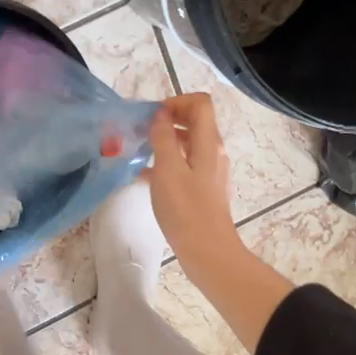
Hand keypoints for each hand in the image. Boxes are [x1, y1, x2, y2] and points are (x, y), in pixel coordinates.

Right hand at [146, 93, 244, 268]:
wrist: (208, 252)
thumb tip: (160, 115)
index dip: (176, 102)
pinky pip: (187, 165)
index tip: (152, 117)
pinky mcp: (206, 190)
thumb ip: (163, 138)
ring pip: (189, 144)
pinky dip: (170, 163)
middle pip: (195, 121)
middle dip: (168, 120)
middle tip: (142, 132)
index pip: (200, 103)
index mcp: (208, 143)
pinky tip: (148, 178)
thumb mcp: (168, 170)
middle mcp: (214, 152)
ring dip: (166, 142)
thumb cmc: (186, 211)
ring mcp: (212, 172)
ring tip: (141, 154)